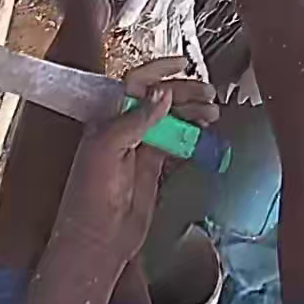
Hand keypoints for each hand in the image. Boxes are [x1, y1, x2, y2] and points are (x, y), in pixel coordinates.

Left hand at [51, 58, 218, 263]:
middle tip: (208, 94)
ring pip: (170, 118)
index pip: (136, 83)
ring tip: (212, 113)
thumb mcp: (108, 149)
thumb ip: (136, 120)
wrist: (98, 240)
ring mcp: (139, 145)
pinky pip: (175, 141)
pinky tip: (204, 132)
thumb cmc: (91, 194)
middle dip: (184, 92)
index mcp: (108, 116)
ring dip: (191, 112)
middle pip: (158, 98)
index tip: (182, 64)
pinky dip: (191, 135)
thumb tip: (162, 93)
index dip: (159, 70)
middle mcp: (124, 126)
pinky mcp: (152, 164)